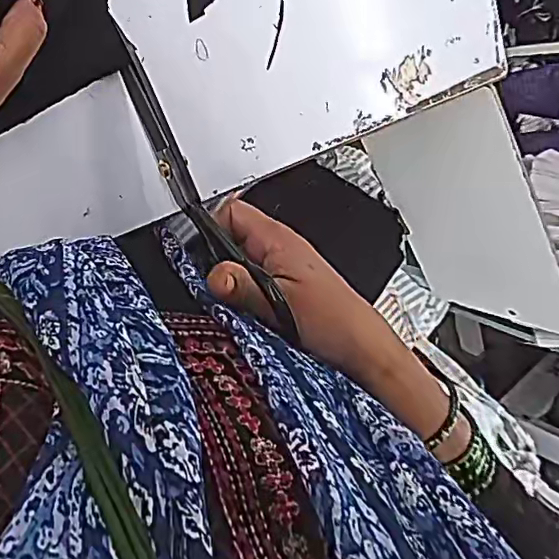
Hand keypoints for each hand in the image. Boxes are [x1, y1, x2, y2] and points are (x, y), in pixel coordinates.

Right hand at [206, 200, 416, 388]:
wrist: (363, 347)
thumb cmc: (335, 322)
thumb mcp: (279, 305)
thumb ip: (242, 287)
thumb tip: (212, 274)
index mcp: (278, 240)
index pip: (231, 211)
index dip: (209, 227)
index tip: (195, 253)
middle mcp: (280, 247)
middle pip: (231, 237)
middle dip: (218, 260)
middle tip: (218, 287)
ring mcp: (283, 266)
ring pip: (241, 261)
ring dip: (233, 280)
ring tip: (239, 303)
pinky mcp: (286, 285)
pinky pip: (254, 278)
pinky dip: (246, 292)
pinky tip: (252, 312)